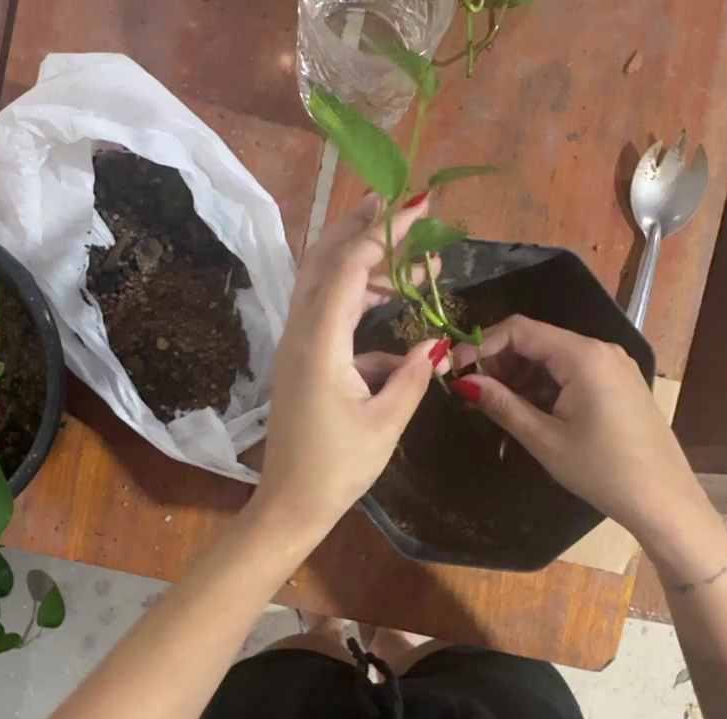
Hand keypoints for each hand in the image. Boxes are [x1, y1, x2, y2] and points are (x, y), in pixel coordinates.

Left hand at [253, 195, 439, 531]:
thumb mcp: (386, 422)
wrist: (291, 503)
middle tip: (403, 207)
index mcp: (320, 342)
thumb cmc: (338, 468)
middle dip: (364, 229)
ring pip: (325, 285)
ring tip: (410, 256)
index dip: (385, 232)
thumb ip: (413, 375)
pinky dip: (357, 302)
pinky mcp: (300, 361)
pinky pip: (328, 315)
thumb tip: (435, 344)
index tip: (420, 208)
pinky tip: (392, 314)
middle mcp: (300, 333)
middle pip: (327, 260)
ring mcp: (296, 346)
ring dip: (364, 264)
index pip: (350, 266)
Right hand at [449, 316, 726, 575]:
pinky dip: (544, 386)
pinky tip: (529, 412)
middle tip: (471, 394)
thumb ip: (502, 405)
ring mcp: (612, 365)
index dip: (481, 346)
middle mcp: (599, 349)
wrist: (661, 498)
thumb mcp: (544, 438)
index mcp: (582, 356)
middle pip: (536, 340)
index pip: (520, 330)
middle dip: (499, 362)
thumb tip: (464, 383)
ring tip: (495, 407)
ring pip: (553, 357)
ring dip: (520, 376)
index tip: (454, 371)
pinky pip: (572, 372)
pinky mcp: (617, 383)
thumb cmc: (601, 470)